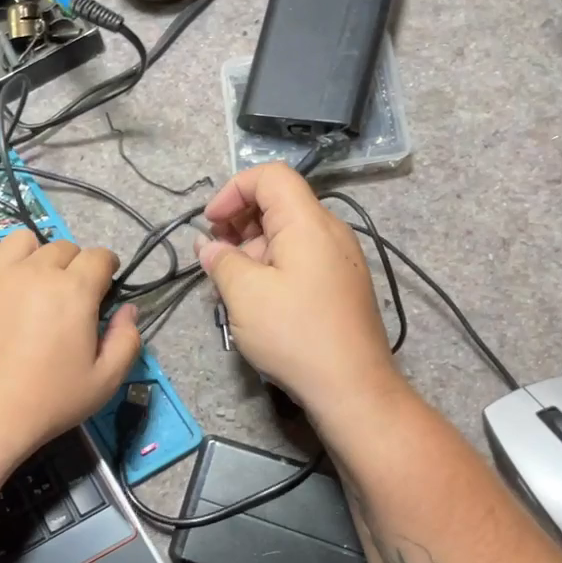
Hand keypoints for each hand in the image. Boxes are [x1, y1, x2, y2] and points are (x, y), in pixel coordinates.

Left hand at [0, 233, 141, 470]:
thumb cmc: (47, 402)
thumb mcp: (104, 381)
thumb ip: (126, 340)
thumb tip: (128, 311)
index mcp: (73, 290)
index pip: (99, 257)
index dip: (107, 271)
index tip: (104, 291)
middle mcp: (35, 271)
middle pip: (64, 248)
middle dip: (74, 267)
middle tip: (70, 299)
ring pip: (24, 242)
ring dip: (37, 256)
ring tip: (36, 285)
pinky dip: (4, 266)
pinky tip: (5, 293)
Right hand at [196, 164, 400, 418]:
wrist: (351, 386)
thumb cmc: (295, 333)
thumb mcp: (244, 294)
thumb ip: (221, 261)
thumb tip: (209, 246)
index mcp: (308, 223)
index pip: (270, 176)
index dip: (233, 191)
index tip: (210, 224)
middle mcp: (329, 232)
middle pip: (278, 203)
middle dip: (237, 221)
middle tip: (213, 255)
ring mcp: (338, 259)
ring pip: (286, 234)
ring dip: (250, 248)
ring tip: (227, 284)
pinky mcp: (339, 285)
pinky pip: (299, 258)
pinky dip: (269, 266)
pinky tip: (253, 298)